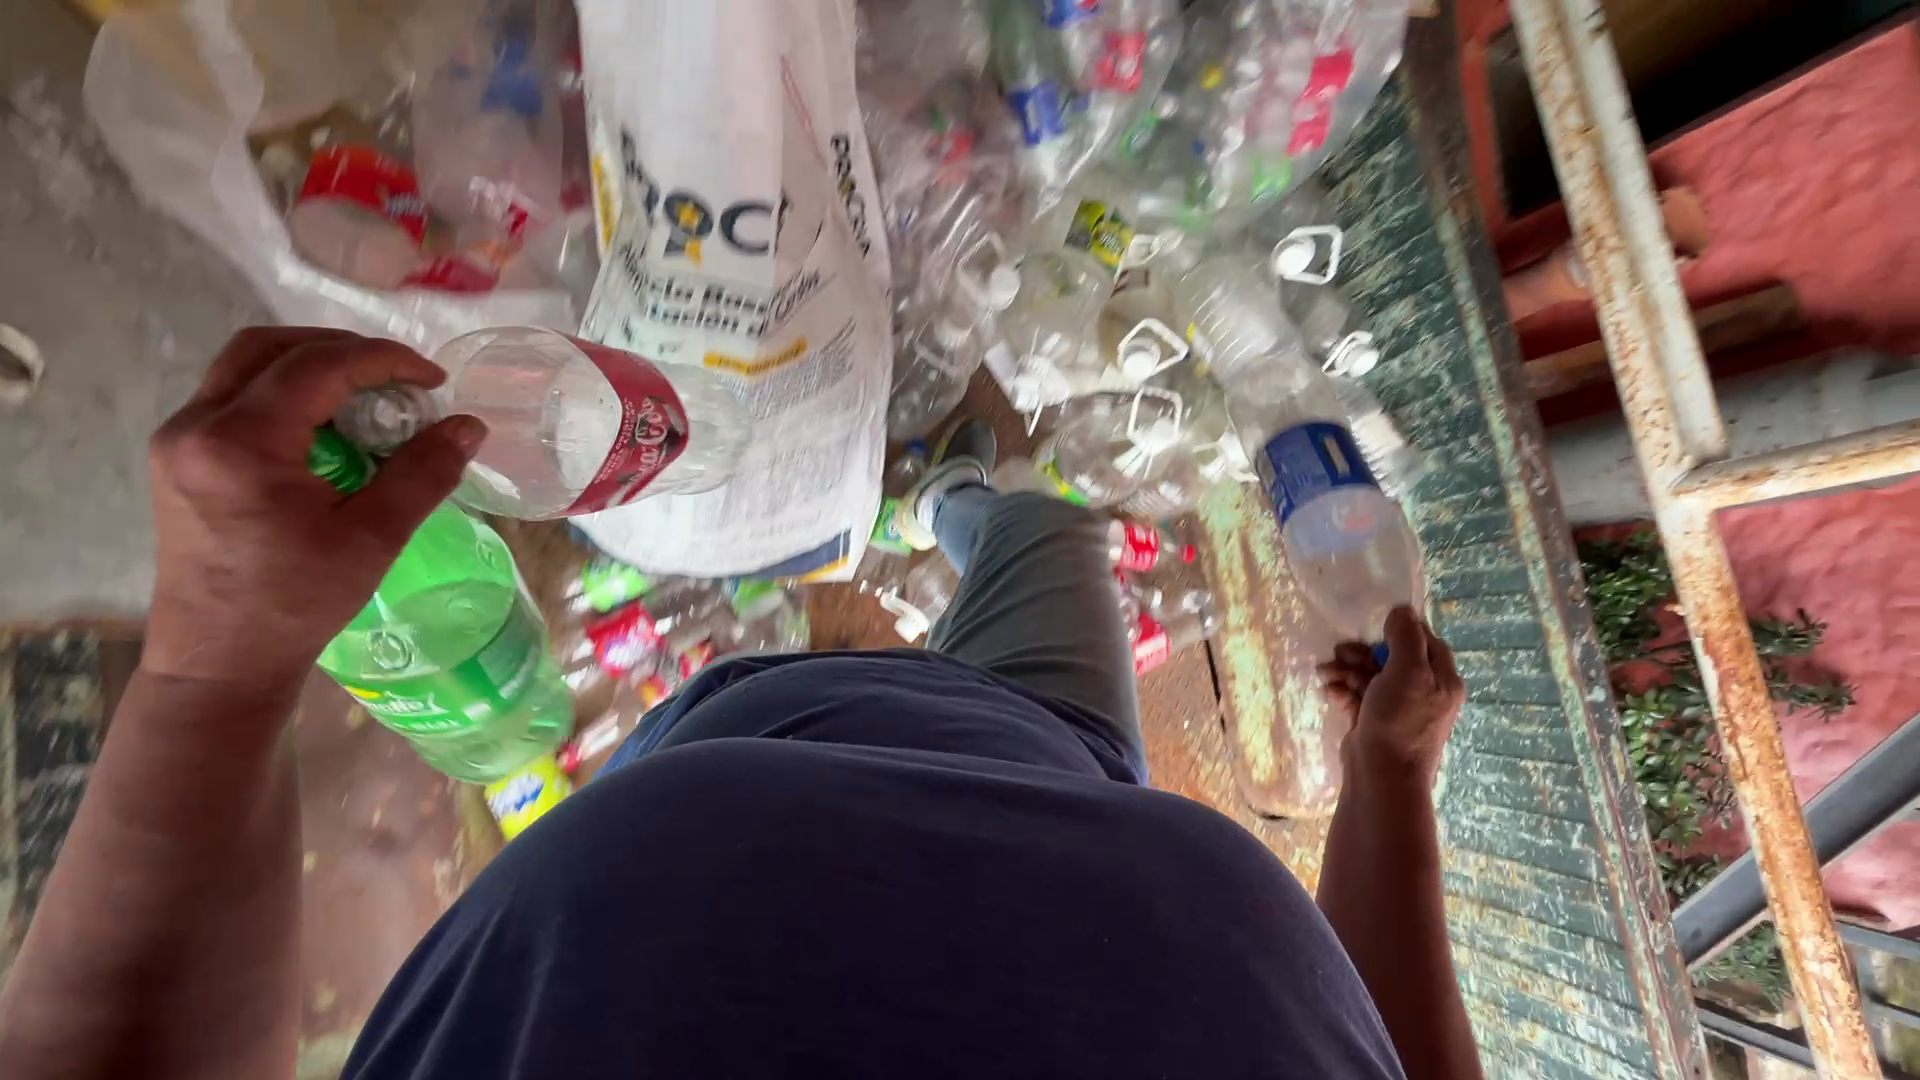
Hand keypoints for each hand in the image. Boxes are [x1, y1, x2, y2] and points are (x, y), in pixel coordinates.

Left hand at [142, 328, 486, 691]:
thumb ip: (424, 473)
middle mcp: (195, 426)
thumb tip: (469, 425)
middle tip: (401, 377)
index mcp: (240, 442)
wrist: (223, 655)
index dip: (383, 360)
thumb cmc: (300, 599)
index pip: (317, 366)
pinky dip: (292, 395)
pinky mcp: (183, 459)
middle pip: (268, 348)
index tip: (435, 380)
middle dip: (344, 350)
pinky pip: (238, 399)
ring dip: (315, 368)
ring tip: (374, 397)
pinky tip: (334, 429)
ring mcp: (180, 441)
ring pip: (247, 368)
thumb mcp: (376, 535)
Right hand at [1319, 606, 1464, 782]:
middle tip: (1339, 652)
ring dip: (1345, 669)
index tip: (1372, 628)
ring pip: (1369, 674)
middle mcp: (1422, 690)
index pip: (1424, 641)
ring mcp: (1397, 706)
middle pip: (1390, 656)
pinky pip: (1356, 693)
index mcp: (1441, 679)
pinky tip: (1329, 690)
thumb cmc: (1400, 720)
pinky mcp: (1373, 719)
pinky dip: (1342, 689)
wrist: (1381, 773)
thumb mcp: (1408, 671)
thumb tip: (1402, 609)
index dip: (1398, 631)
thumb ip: (1405, 637)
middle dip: (1362, 652)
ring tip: (1325, 673)